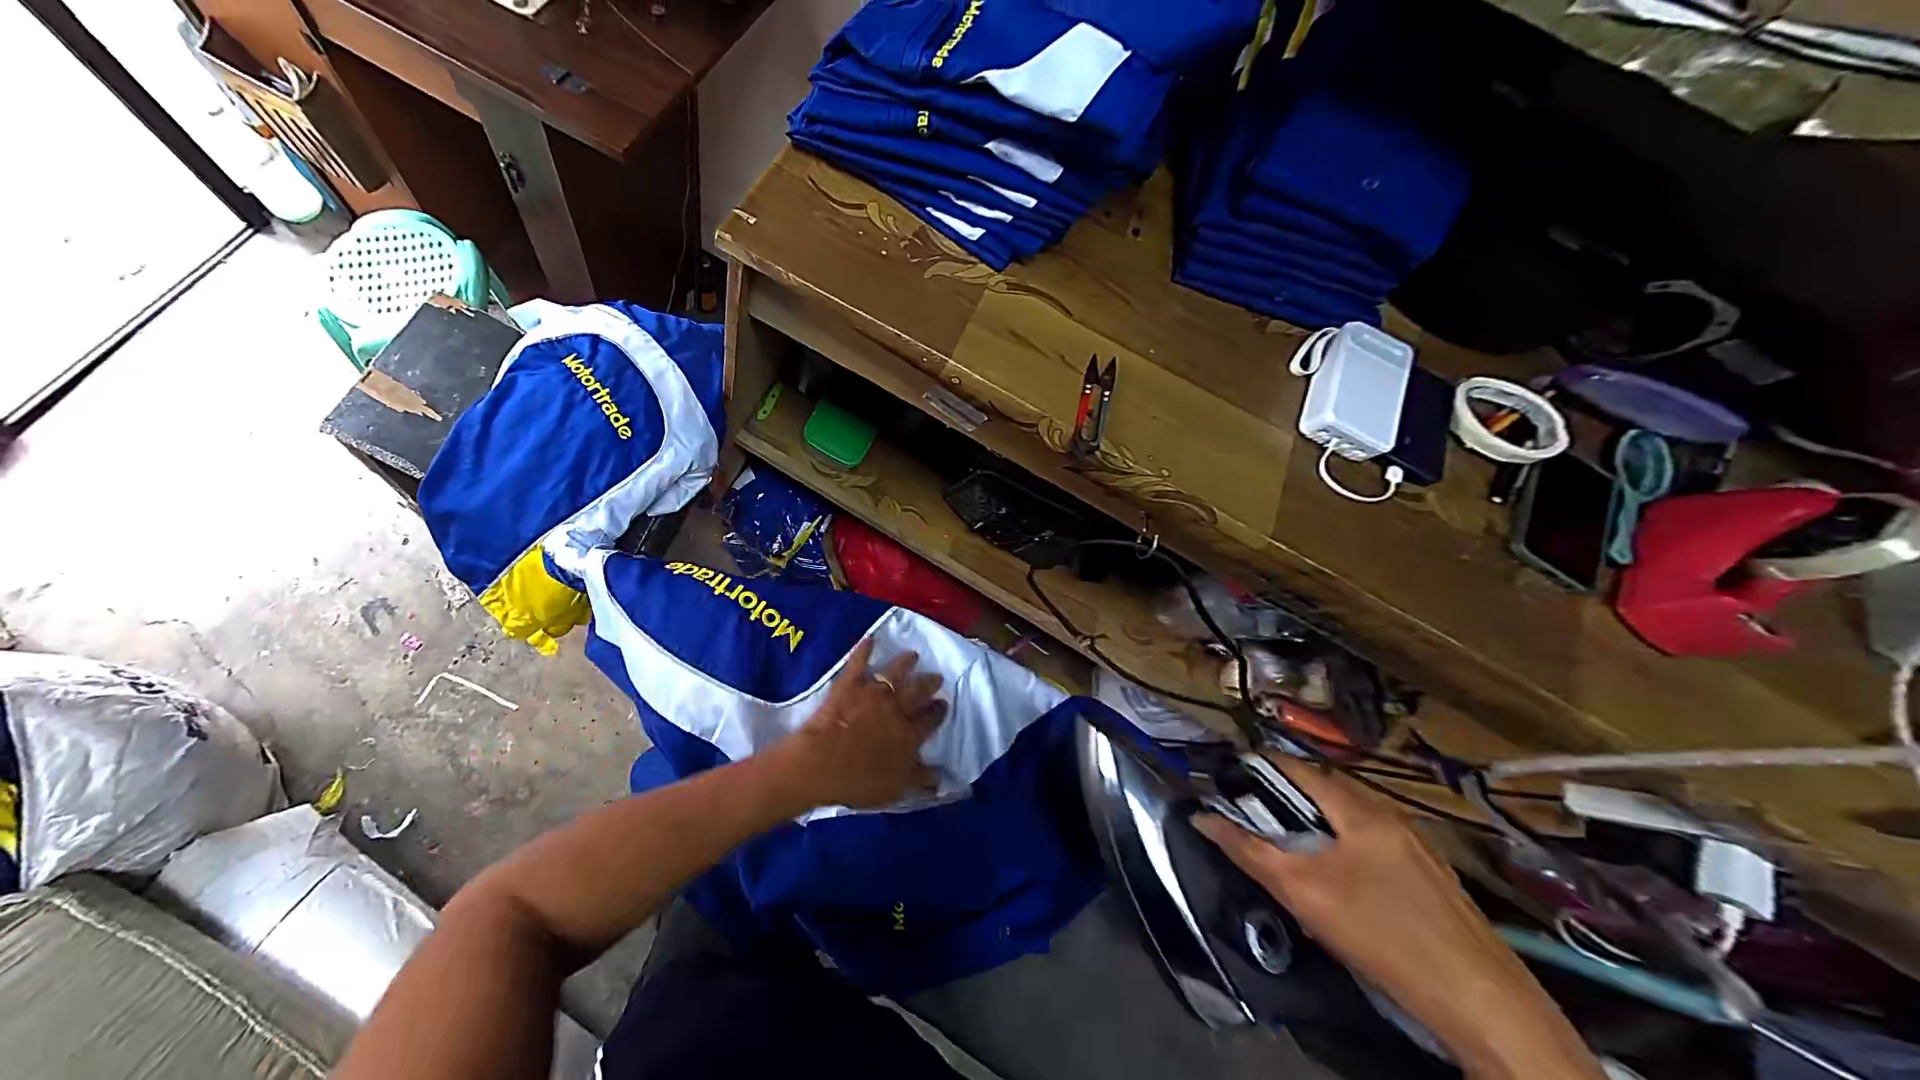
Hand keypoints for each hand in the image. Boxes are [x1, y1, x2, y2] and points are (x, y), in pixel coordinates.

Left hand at [769, 638, 947, 810]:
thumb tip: (942, 775)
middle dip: (929, 683)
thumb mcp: (896, 788)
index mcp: (910, 735)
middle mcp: (896, 709)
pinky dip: (864, 650)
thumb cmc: (859, 781)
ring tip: (913, 655)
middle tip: (936, 676)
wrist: (822, 764)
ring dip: (905, 663)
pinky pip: (859, 663)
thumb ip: (920, 778)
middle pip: (918, 692)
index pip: (930, 720)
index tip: (944, 704)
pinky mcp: (849, 686)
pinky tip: (870, 639)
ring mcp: (872, 694)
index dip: (938, 712)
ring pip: (894, 673)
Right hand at [1194, 758, 1604, 1079]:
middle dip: (1282, 799)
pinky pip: (1368, 847)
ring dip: (1310, 826)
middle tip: (1248, 817)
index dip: (1258, 765)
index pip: (1298, 768)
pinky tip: (1331, 883)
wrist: (1481, 1002)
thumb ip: (1250, 851)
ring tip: (1282, 849)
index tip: (1224, 773)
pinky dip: (1338, 850)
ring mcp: (1416, 848)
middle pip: (1323, 793)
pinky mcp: (1428, 879)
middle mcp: (1391, 816)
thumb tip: (1203, 817)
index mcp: (1362, 809)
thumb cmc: (1383, 933)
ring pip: (1346, 823)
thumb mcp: (1304, 892)